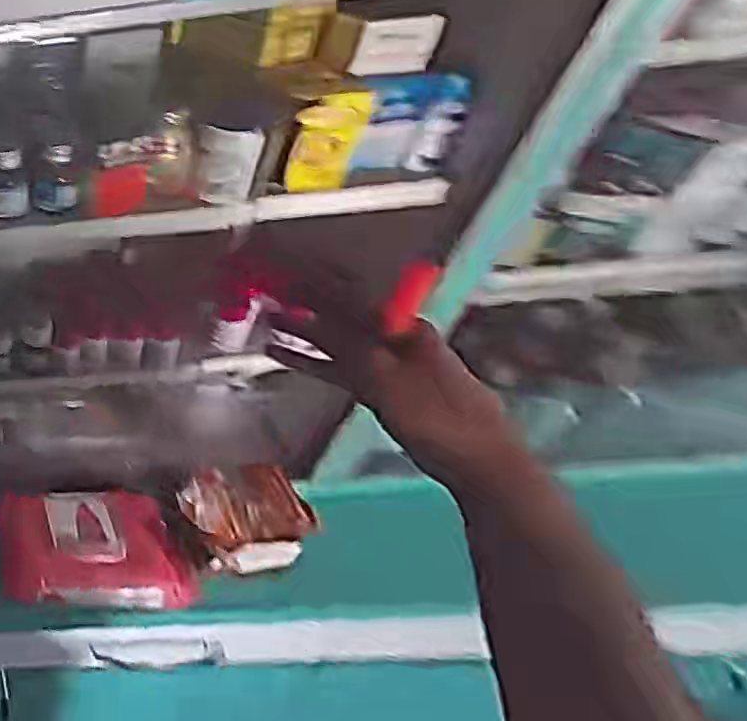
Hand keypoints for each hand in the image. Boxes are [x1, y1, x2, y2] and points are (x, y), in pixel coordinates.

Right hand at [266, 280, 531, 495]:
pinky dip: (314, 362)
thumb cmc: (436, 414)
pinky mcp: (384, 389)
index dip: (315, 289)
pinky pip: (341, 367)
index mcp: (404, 326)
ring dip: (304, 336)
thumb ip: (340, 341)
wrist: (481, 466)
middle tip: (266, 300)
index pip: (350, 297)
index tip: (283, 279)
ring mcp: (391, 365)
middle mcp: (397, 339)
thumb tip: (303, 312)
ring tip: (267, 325)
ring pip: (338, 343)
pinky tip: (286, 357)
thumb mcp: (381, 373)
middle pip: (342, 319)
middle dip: (304, 310)